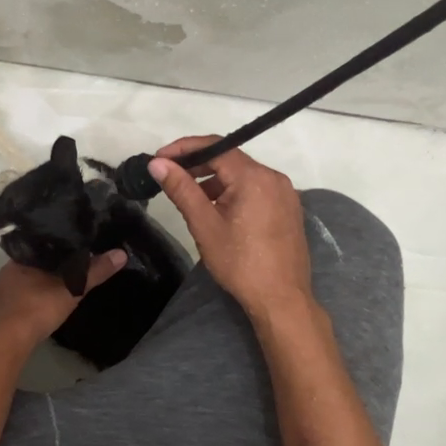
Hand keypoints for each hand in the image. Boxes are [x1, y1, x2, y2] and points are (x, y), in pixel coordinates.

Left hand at [0, 253, 125, 346]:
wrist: (8, 341)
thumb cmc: (38, 308)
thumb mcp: (72, 289)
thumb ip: (95, 272)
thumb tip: (121, 253)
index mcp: (18, 261)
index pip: (40, 248)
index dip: (56, 250)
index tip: (72, 252)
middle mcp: (5, 273)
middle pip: (31, 267)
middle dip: (48, 270)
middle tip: (69, 272)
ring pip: (23, 285)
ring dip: (38, 287)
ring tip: (57, 289)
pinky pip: (17, 301)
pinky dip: (29, 303)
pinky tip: (40, 308)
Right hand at [148, 136, 312, 316]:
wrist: (281, 298)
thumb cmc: (239, 262)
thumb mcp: (204, 225)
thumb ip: (181, 189)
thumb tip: (157, 163)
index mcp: (254, 177)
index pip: (215, 146)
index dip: (184, 148)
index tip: (159, 158)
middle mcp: (273, 177)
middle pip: (230, 158)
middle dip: (197, 164)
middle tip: (169, 177)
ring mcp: (285, 193)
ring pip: (242, 174)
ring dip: (214, 179)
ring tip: (190, 197)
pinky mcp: (288, 208)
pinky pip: (255, 188)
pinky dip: (232, 191)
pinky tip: (216, 210)